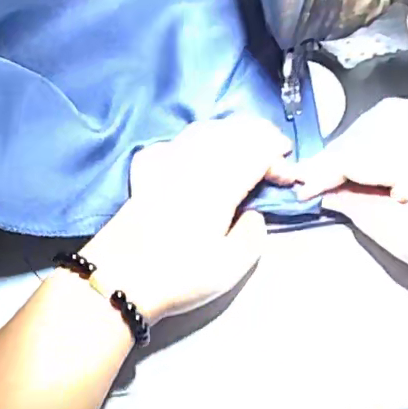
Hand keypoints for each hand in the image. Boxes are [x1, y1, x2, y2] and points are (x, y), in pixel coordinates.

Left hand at [77, 116, 293, 321]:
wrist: (118, 278)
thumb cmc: (178, 275)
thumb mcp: (230, 267)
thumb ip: (253, 235)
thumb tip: (255, 214)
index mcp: (220, 182)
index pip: (257, 149)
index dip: (278, 157)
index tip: (288, 177)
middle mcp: (194, 161)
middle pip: (233, 131)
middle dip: (260, 137)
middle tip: (274, 156)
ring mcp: (165, 162)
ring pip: (205, 130)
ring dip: (231, 133)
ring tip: (244, 149)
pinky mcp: (145, 172)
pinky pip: (176, 142)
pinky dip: (196, 141)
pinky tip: (197, 155)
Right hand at [291, 98, 407, 312]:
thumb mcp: (397, 235)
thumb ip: (357, 206)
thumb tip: (332, 193)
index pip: (355, 152)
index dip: (324, 170)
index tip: (304, 186)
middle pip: (372, 125)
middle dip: (344, 151)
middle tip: (326, 182)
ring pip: (395, 119)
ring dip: (367, 142)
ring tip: (354, 175)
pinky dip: (392, 141)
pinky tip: (386, 167)